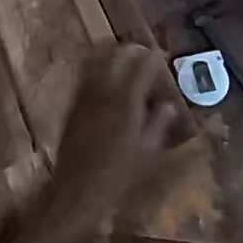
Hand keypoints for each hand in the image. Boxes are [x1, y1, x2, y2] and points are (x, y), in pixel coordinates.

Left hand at [40, 44, 183, 232]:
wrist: (77, 192)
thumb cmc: (118, 175)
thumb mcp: (148, 151)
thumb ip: (160, 122)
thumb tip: (169, 104)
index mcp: (127, 101)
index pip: (143, 66)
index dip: (154, 57)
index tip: (162, 55)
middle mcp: (105, 92)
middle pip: (119, 55)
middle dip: (133, 50)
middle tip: (144, 54)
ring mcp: (85, 96)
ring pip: (98, 60)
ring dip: (113, 55)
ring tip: (125, 59)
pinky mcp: (73, 104)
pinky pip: (85, 75)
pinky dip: (97, 67)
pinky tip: (105, 77)